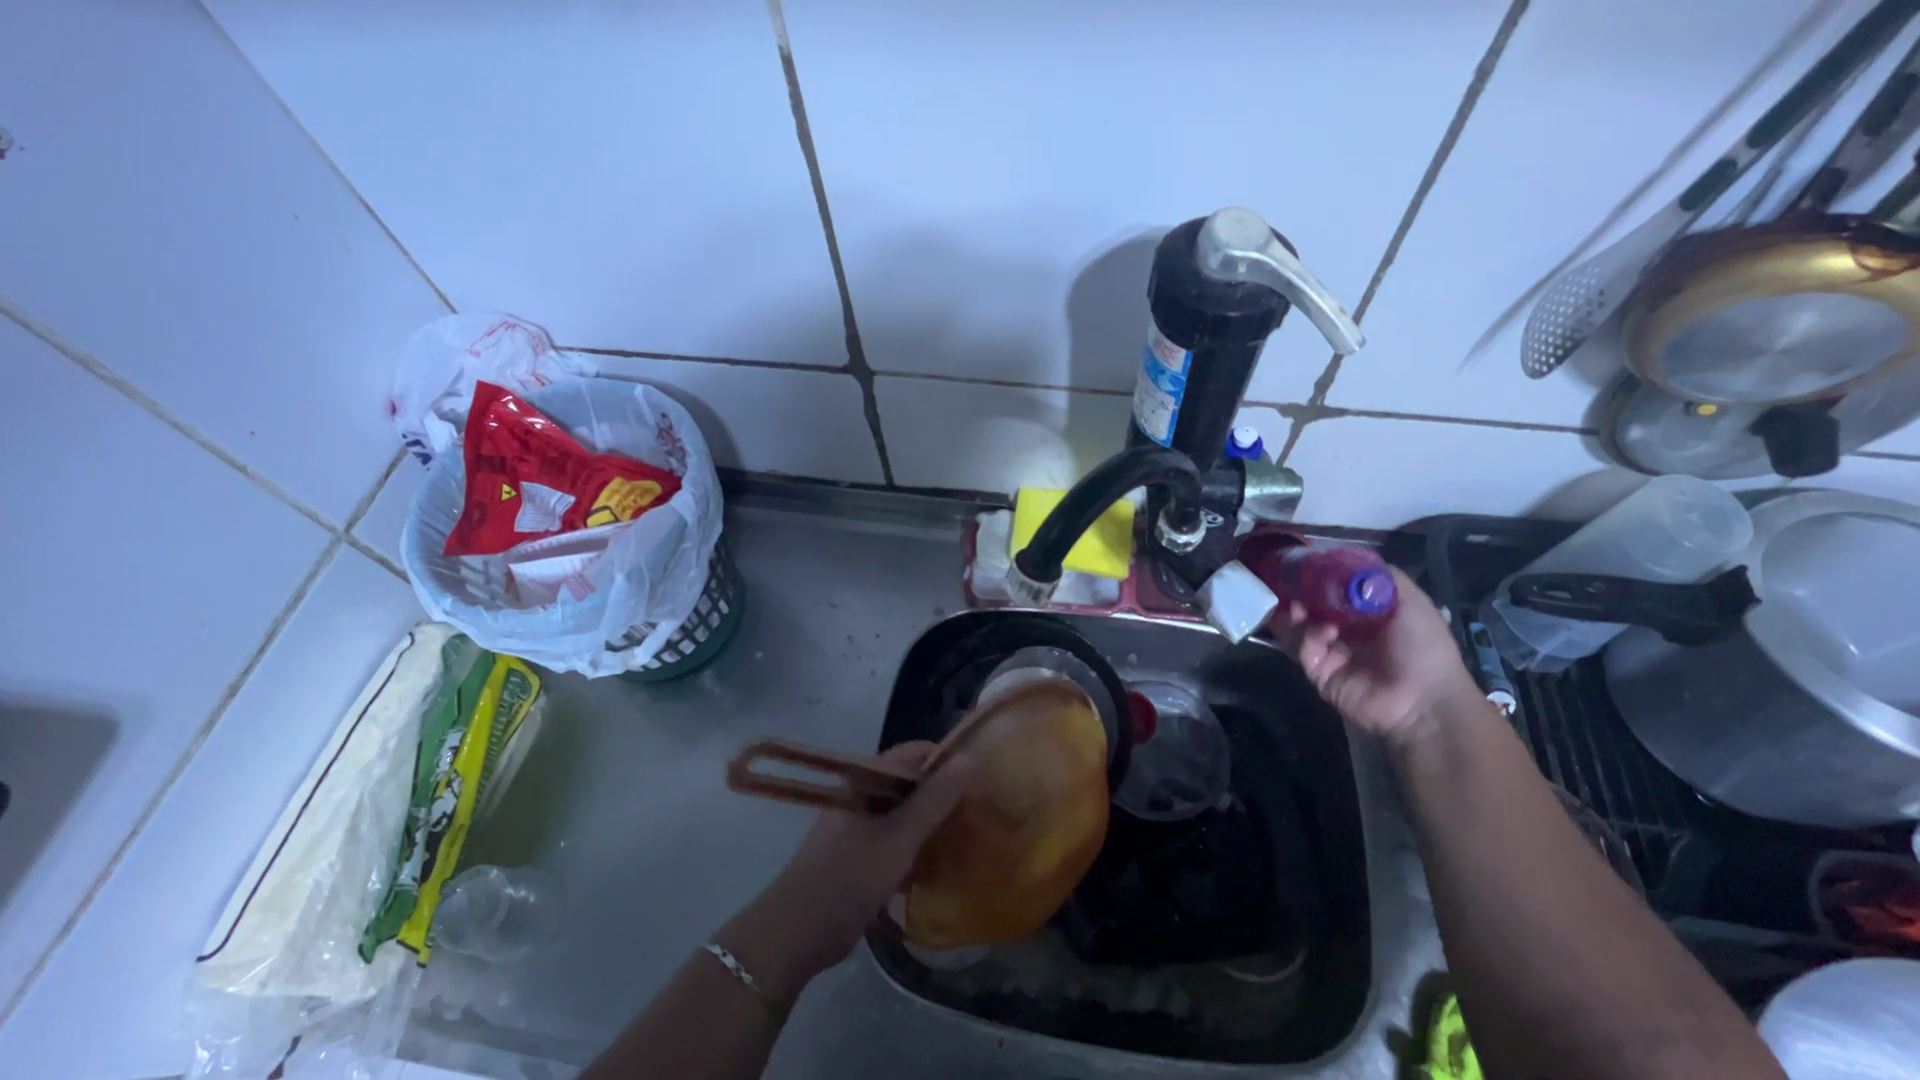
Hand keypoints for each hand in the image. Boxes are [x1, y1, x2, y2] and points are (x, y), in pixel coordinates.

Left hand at [716, 741, 974, 1006]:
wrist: (799, 932)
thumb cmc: (849, 877)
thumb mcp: (899, 838)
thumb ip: (933, 800)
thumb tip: (967, 758)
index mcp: (863, 782)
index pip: (911, 754)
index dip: (944, 759)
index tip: (978, 777)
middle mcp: (861, 798)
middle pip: (909, 784)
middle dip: (942, 793)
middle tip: (980, 808)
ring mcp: (860, 828)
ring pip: (905, 814)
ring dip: (932, 822)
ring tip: (969, 833)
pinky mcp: (861, 857)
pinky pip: (897, 841)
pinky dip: (918, 846)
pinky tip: (943, 861)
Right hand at [1277, 566, 1481, 743]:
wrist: (1423, 700)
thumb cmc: (1423, 646)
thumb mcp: (1412, 602)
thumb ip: (1381, 579)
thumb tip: (1346, 561)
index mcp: (1372, 613)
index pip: (1339, 589)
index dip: (1324, 576)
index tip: (1309, 562)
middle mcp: (1351, 631)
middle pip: (1316, 607)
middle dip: (1304, 594)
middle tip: (1293, 582)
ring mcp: (1334, 652)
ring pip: (1304, 627)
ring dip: (1300, 614)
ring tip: (1299, 606)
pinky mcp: (1321, 673)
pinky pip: (1305, 650)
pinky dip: (1309, 638)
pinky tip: (1322, 633)